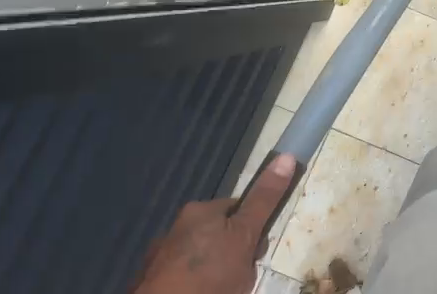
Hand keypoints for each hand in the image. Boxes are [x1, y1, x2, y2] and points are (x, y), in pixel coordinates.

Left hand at [131, 153, 297, 293]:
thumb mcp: (246, 235)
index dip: (253, 229)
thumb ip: (264, 200)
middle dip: (234, 252)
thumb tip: (286, 155)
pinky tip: (203, 291)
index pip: (237, 209)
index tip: (256, 251)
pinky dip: (194, 284)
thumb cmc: (210, 273)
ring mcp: (158, 259)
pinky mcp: (150, 285)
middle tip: (240, 274)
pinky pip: (182, 278)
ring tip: (224, 287)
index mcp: (199, 211)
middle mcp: (174, 228)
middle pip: (219, 234)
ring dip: (214, 270)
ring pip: (201, 258)